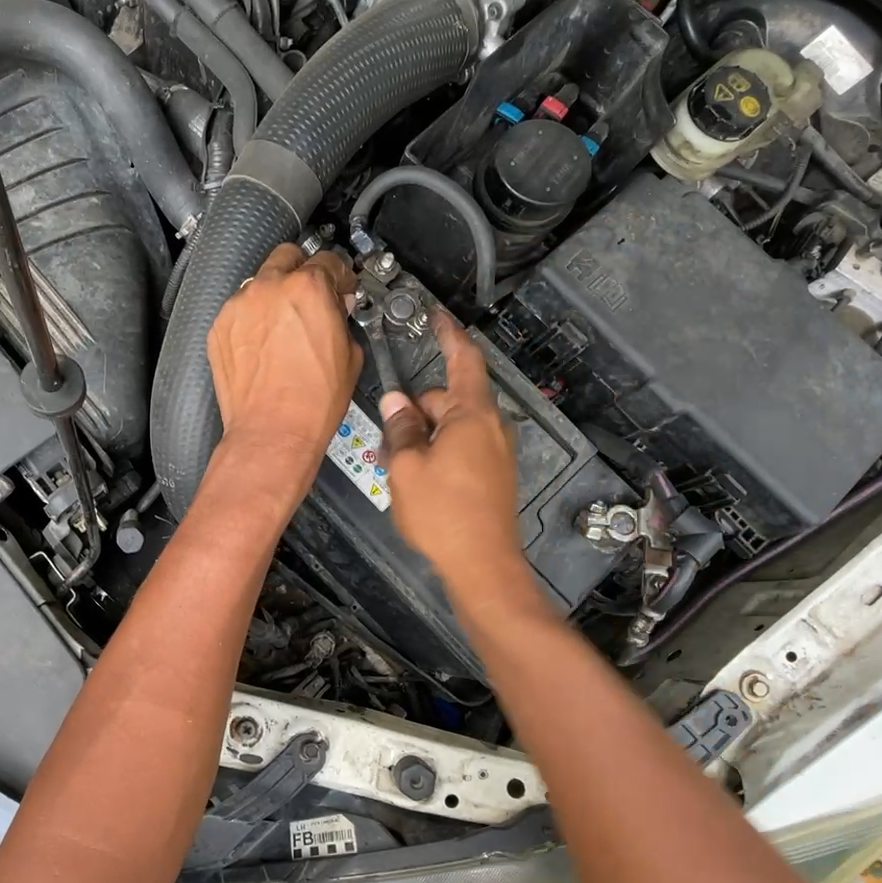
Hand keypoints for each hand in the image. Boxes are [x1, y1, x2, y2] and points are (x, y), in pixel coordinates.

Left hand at [208, 243, 360, 496]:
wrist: (272, 433)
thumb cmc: (311, 402)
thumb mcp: (350, 356)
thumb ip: (342, 321)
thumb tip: (337, 311)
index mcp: (308, 288)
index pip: (328, 260)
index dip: (339, 275)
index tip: (340, 286)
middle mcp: (268, 289)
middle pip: (286, 257)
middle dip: (301, 270)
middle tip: (309, 295)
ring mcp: (238, 308)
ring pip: (258, 284)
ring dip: (272, 297)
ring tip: (282, 327)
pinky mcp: (219, 329)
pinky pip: (238, 313)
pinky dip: (251, 321)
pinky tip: (262, 347)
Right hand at [381, 313, 531, 594]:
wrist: (482, 565)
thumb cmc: (443, 513)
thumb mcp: (406, 467)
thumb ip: (399, 429)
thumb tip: (395, 403)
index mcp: (472, 415)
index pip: (463, 360)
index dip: (448, 335)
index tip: (437, 317)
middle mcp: (491, 427)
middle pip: (446, 400)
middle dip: (415, 412)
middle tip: (386, 440)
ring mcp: (495, 452)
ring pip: (450, 428)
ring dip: (422, 438)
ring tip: (397, 470)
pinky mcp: (493, 475)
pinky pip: (460, 449)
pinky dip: (436, 454)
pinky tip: (417, 483)